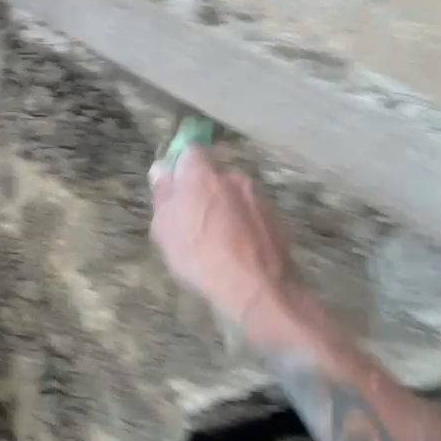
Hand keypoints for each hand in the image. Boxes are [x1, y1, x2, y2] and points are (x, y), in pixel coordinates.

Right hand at [149, 144, 308, 346]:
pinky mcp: (280, 222)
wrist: (260, 292)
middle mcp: (233, 177)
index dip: (181, 164)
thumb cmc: (201, 256)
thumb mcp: (165, 229)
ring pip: (236, 196)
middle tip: (194, 217)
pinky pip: (254, 216)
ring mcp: (260, 199)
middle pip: (214, 174)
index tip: (175, 184)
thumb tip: (161, 171)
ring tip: (220, 240)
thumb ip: (163, 195)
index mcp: (202, 173)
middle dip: (205, 189)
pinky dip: (246, 226)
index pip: (190, 149)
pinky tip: (240, 251)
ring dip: (228, 209)